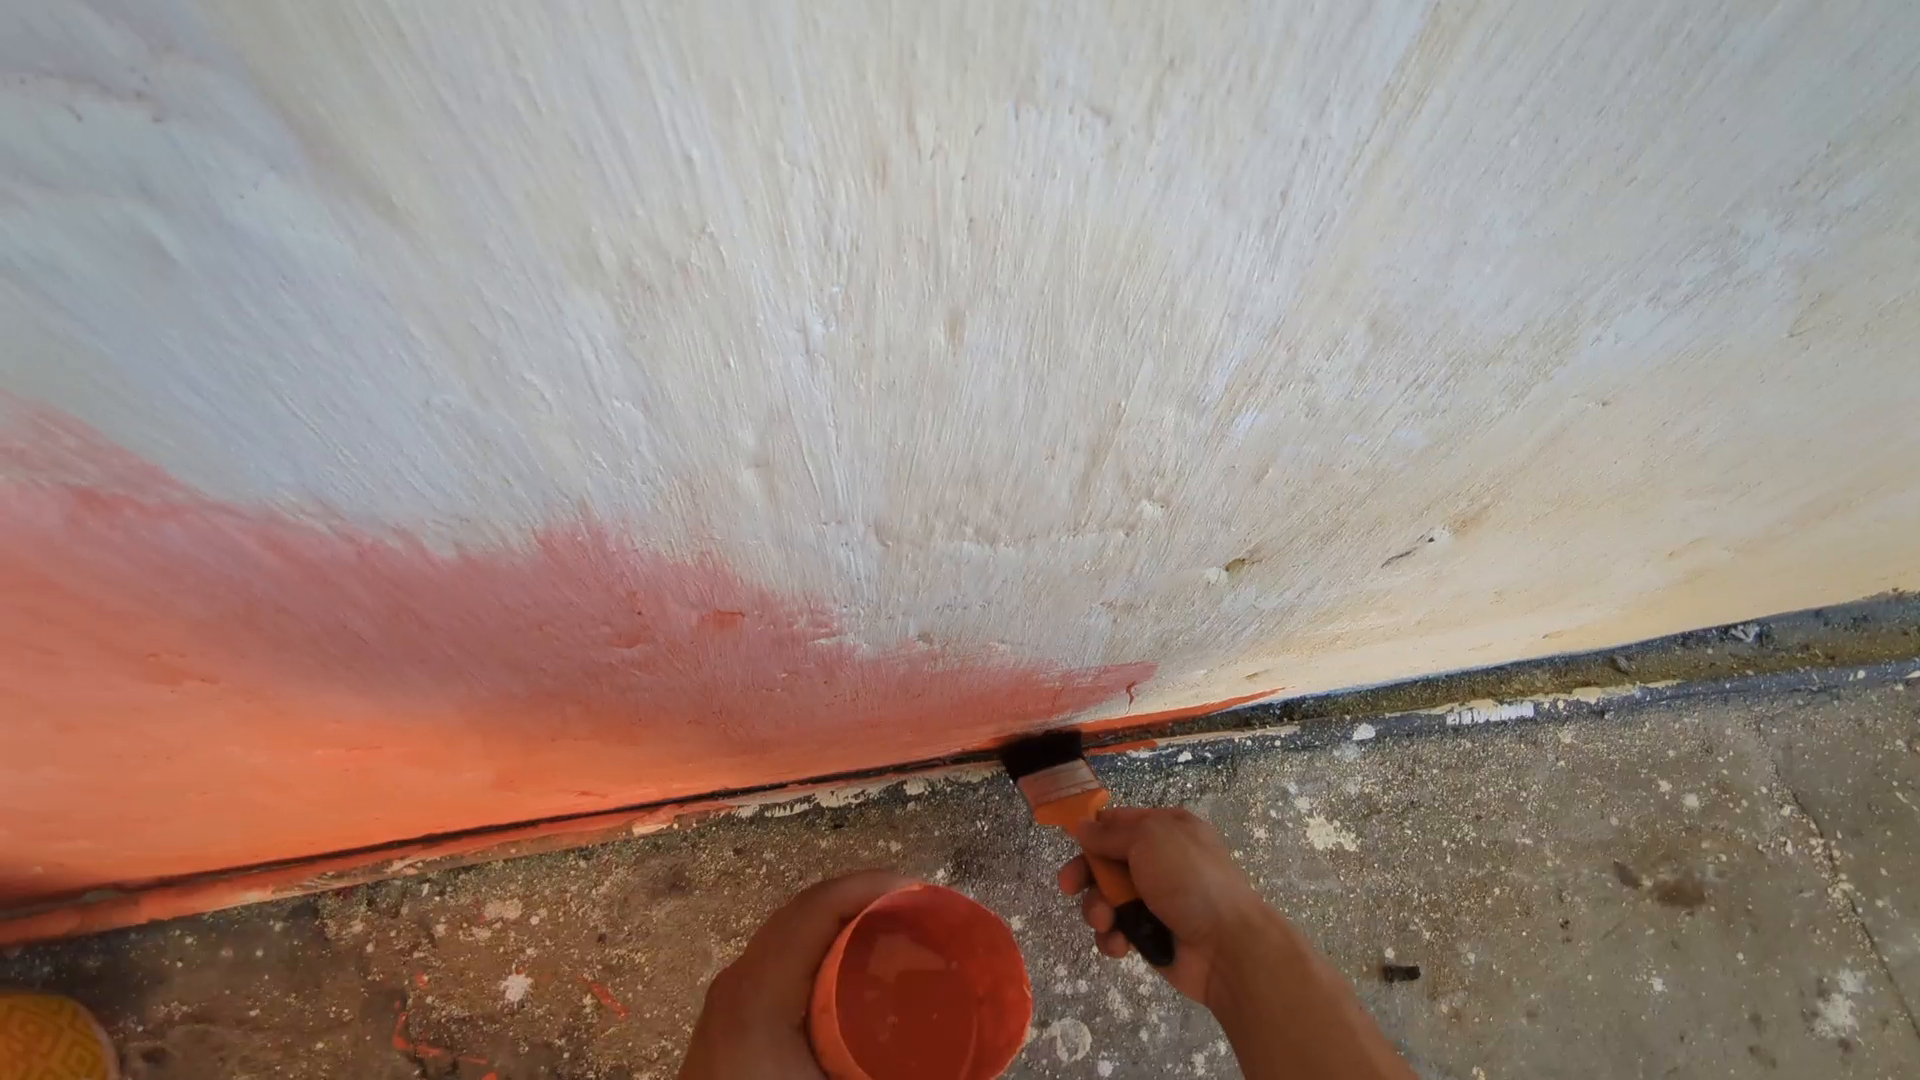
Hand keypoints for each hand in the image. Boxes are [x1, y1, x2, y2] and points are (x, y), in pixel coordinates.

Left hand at [680, 869, 913, 1078]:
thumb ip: (910, 1071)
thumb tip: (974, 1075)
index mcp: (757, 996)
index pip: (816, 906)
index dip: (871, 884)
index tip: (922, 893)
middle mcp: (736, 983)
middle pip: (803, 910)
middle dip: (863, 898)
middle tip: (918, 914)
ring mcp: (725, 1001)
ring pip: (788, 932)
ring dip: (841, 920)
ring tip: (892, 934)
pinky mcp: (726, 1021)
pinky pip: (778, 958)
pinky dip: (819, 946)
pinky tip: (848, 970)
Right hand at [1058, 806, 1267, 1003]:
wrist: (1228, 947)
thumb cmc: (1190, 879)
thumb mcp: (1149, 839)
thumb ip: (1110, 833)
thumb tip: (1081, 826)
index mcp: (1166, 828)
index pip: (1119, 821)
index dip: (1093, 831)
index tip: (1070, 842)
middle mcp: (1159, 860)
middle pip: (1106, 861)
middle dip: (1085, 874)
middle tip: (1068, 886)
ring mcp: (1155, 899)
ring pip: (1106, 897)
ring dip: (1097, 909)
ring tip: (1105, 921)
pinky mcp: (1150, 934)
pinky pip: (1117, 930)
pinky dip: (1112, 936)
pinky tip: (1120, 944)